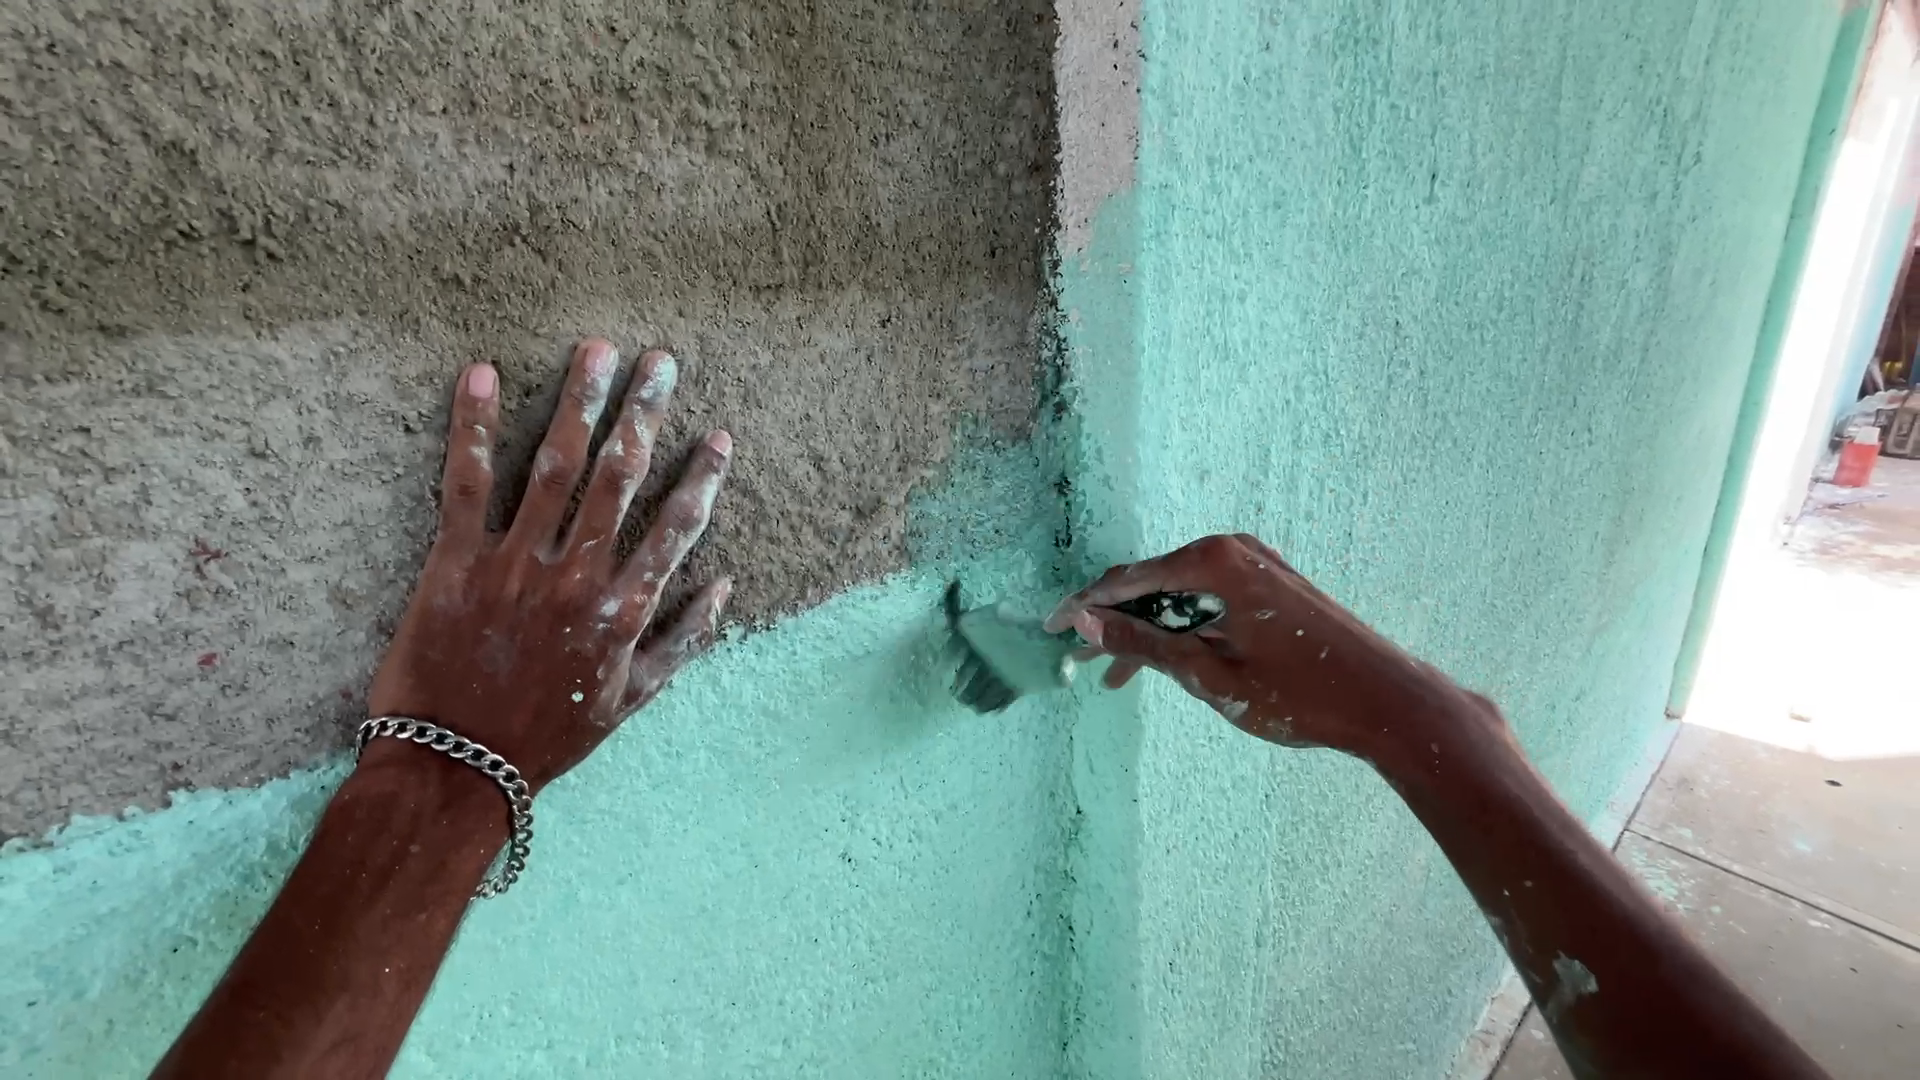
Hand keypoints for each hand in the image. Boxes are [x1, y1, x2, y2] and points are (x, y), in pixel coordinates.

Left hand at [364, 337, 731, 791]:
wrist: (455, 769)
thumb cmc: (554, 733)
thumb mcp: (637, 698)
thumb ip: (686, 638)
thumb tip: (726, 584)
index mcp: (626, 608)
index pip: (678, 526)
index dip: (703, 476)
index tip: (719, 435)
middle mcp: (579, 574)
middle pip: (622, 477)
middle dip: (645, 412)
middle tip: (660, 362)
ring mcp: (515, 564)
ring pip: (556, 467)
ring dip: (580, 402)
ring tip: (597, 350)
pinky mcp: (453, 564)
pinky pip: (466, 485)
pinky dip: (473, 428)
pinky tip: (482, 375)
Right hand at [1046, 534, 1483, 758]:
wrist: (1389, 702)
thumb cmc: (1299, 694)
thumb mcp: (1208, 674)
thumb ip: (1142, 644)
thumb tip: (1083, 622)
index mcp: (1213, 562)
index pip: (1126, 580)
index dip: (1083, 606)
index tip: (1051, 628)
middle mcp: (1230, 551)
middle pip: (1150, 583)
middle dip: (1113, 621)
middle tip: (1078, 655)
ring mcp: (1252, 564)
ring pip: (1176, 595)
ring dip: (1146, 631)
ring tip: (1113, 674)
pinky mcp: (1267, 583)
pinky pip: (1204, 600)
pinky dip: (1180, 628)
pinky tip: (1162, 660)